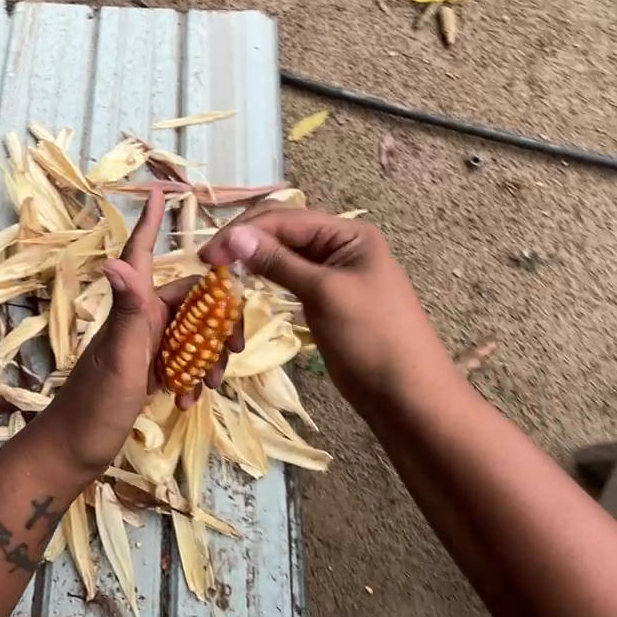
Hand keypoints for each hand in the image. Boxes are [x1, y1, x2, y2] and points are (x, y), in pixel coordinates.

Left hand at [39, 188, 229, 473]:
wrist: (75, 450)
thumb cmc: (93, 404)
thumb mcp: (118, 358)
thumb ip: (125, 311)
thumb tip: (116, 260)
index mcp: (133, 307)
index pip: (144, 254)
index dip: (151, 222)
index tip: (160, 191)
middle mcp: (139, 318)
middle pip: (191, 300)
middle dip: (217, 322)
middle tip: (234, 351)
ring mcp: (144, 344)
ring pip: (193, 332)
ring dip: (209, 356)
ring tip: (210, 386)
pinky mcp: (148, 368)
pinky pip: (185, 360)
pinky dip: (194, 377)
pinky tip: (189, 400)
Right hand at [199, 204, 444, 398]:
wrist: (408, 397)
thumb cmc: (373, 338)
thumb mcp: (324, 293)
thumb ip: (277, 262)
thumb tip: (233, 235)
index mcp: (349, 234)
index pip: (286, 218)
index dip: (244, 232)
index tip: (208, 255)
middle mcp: (339, 245)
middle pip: (281, 230)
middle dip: (244, 241)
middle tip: (208, 262)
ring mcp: (331, 272)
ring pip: (281, 253)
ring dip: (251, 258)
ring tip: (220, 271)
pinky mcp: (323, 297)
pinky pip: (287, 276)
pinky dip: (264, 277)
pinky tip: (243, 284)